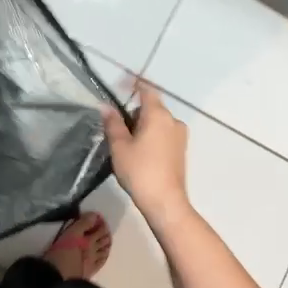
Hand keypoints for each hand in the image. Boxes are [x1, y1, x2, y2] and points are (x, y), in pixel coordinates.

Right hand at [102, 82, 189, 214]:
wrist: (165, 202)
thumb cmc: (139, 171)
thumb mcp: (120, 146)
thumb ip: (113, 123)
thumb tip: (105, 106)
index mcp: (158, 115)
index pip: (146, 91)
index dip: (133, 86)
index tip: (120, 86)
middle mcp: (173, 120)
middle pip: (152, 107)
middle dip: (135, 113)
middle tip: (117, 128)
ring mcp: (180, 136)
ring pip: (158, 122)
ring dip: (143, 126)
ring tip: (127, 145)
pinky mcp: (181, 150)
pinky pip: (164, 134)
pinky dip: (152, 136)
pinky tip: (141, 154)